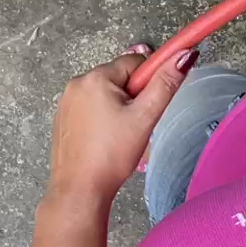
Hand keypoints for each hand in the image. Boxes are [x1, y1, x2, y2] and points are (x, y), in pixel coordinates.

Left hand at [46, 44, 195, 205]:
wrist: (79, 190)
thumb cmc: (110, 156)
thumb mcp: (145, 117)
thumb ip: (165, 84)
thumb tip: (182, 56)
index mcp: (96, 78)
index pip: (135, 62)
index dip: (149, 82)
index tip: (150, 104)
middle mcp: (77, 83)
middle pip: (119, 77)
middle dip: (133, 96)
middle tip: (135, 124)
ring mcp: (66, 101)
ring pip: (105, 93)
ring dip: (117, 107)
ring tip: (120, 135)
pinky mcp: (63, 118)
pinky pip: (90, 107)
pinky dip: (101, 117)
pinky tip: (105, 139)